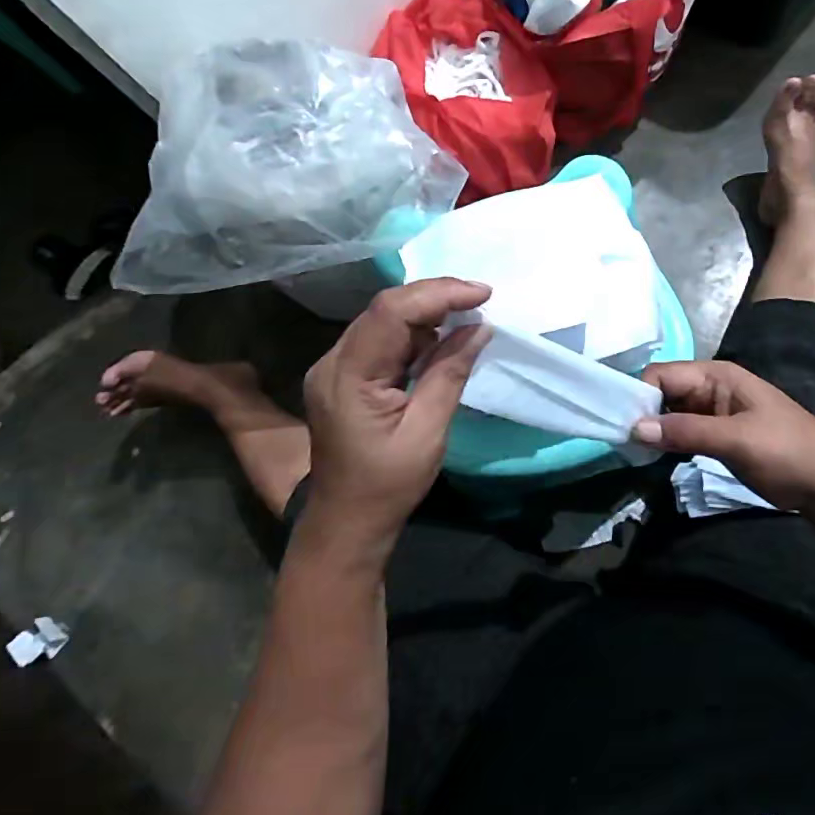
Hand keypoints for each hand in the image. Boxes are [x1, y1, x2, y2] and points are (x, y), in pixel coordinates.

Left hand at [300, 278, 493, 551]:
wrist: (347, 520)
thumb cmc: (388, 485)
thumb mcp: (427, 432)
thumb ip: (450, 373)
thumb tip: (479, 327)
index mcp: (348, 376)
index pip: (390, 313)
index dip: (438, 294)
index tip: (482, 294)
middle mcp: (332, 362)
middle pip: (383, 310)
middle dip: (434, 298)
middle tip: (479, 299)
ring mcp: (333, 368)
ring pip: (381, 321)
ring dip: (424, 314)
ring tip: (467, 316)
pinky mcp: (342, 377)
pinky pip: (379, 341)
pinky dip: (411, 335)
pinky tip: (439, 339)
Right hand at [633, 360, 814, 506]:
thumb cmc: (788, 452)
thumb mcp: (736, 440)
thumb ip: (685, 431)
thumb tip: (634, 428)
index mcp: (716, 376)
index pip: (661, 375)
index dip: (638, 395)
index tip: (621, 424)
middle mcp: (710, 387)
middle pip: (661, 391)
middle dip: (640, 412)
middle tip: (620, 441)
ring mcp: (712, 412)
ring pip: (668, 413)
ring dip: (651, 429)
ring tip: (630, 450)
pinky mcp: (715, 435)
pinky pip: (679, 430)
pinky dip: (665, 440)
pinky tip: (651, 456)